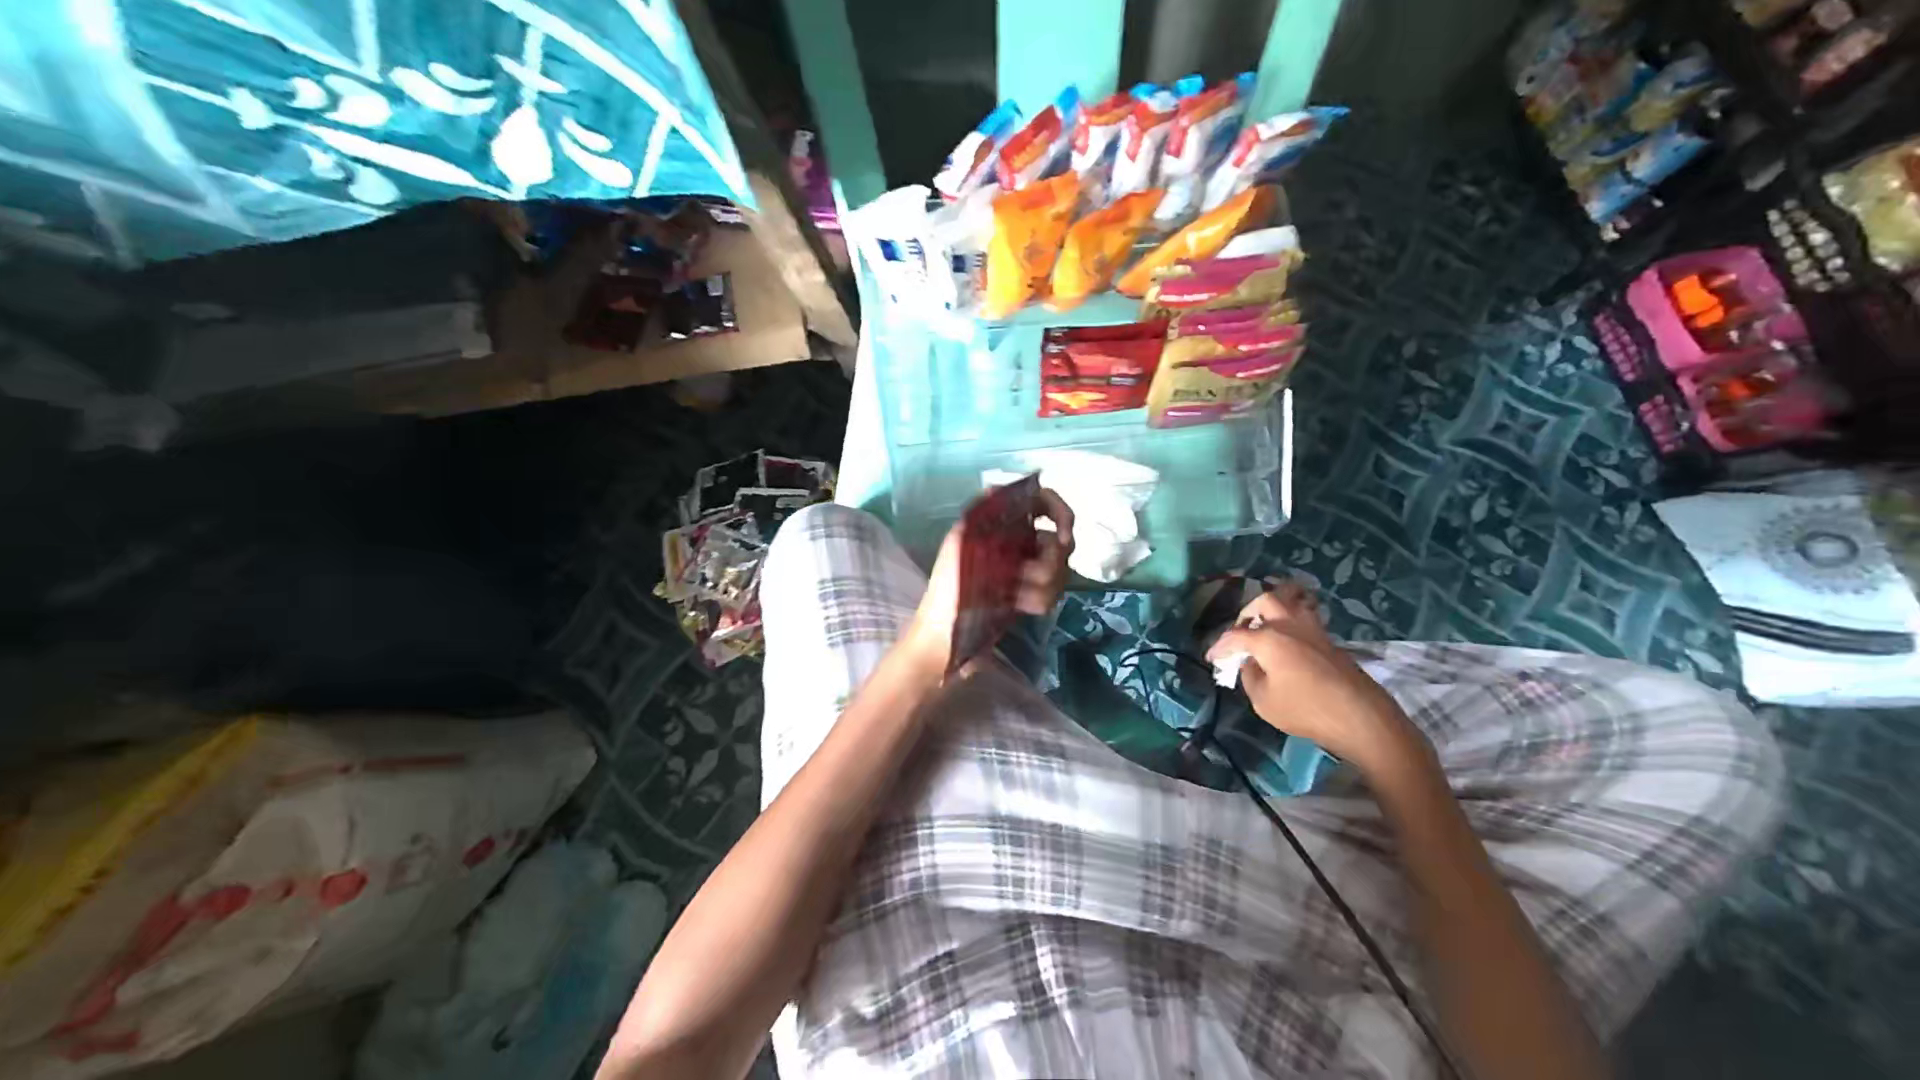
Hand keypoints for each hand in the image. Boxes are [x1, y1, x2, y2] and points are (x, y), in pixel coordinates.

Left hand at [901, 488, 1074, 676]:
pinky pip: (1054, 592)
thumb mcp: (960, 540)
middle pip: (1060, 541)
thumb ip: (982, 512)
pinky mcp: (1031, 595)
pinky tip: (1021, 607)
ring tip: (1018, 597)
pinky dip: (1040, 600)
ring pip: (1061, 570)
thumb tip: (999, 487)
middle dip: (1050, 562)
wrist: (946, 631)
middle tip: (1027, 576)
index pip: (1043, 502)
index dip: (1061, 513)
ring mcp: (1028, 569)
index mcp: (1003, 522)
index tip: (1062, 536)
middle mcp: (1020, 541)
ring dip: (1044, 586)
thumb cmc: (948, 584)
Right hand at [1205, 582, 1427, 772]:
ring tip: (1267, 627)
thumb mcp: (1263, 701)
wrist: (1360, 717)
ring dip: (1275, 609)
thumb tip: (1251, 664)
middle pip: (1266, 601)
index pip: (1235, 635)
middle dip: (1248, 613)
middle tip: (1242, 632)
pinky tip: (1288, 642)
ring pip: (1293, 601)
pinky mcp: (1330, 641)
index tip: (1212, 658)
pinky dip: (1292, 622)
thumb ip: (1250, 677)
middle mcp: (1290, 625)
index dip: (1220, 646)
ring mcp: (1314, 630)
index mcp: (1268, 638)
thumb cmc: (1305, 709)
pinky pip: (1306, 618)